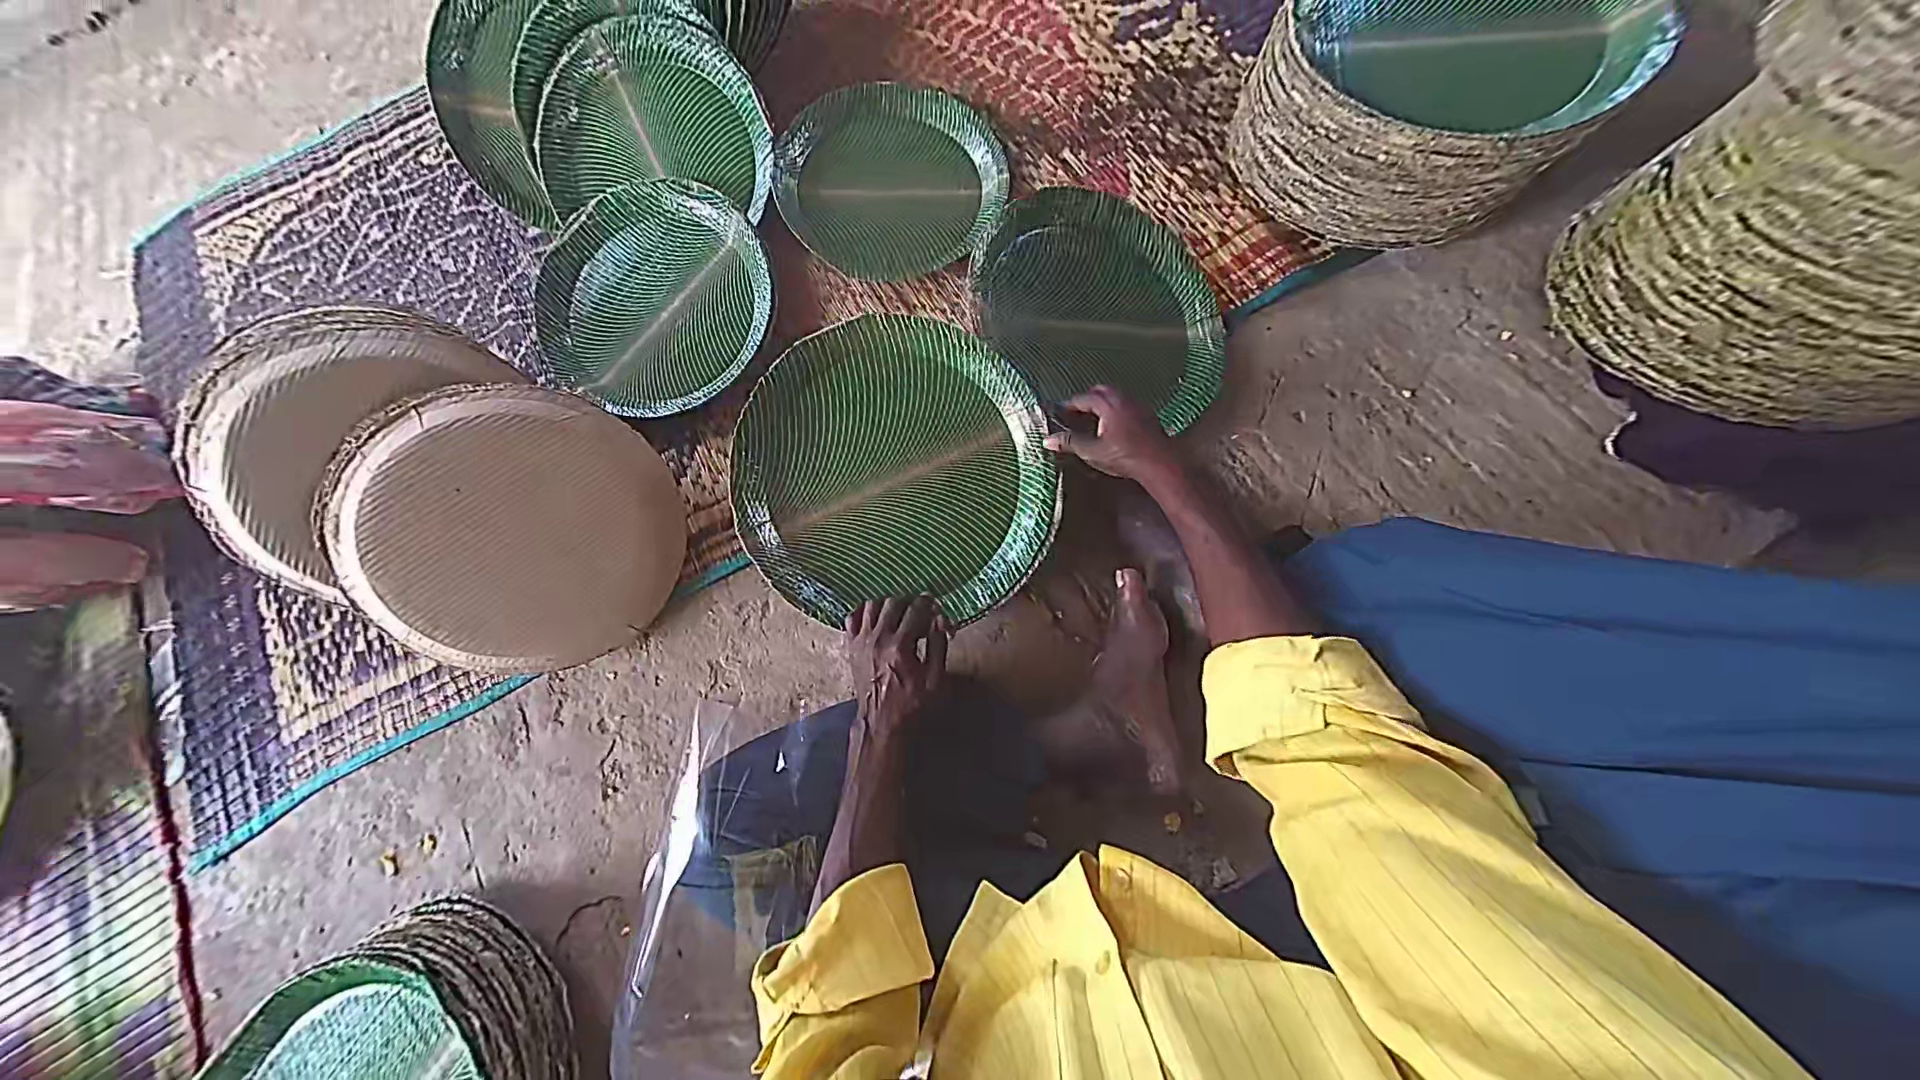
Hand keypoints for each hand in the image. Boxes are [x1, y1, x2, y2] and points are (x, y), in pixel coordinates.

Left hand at [845, 595, 947, 740]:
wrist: (882, 722)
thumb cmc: (912, 703)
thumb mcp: (935, 678)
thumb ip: (938, 645)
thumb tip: (940, 619)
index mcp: (900, 646)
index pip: (916, 610)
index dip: (929, 604)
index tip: (936, 606)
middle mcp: (878, 639)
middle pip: (894, 602)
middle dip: (910, 601)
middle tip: (920, 610)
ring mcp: (861, 641)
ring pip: (872, 605)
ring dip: (889, 604)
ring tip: (900, 613)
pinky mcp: (851, 646)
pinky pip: (853, 617)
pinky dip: (865, 612)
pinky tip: (877, 619)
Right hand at [1043, 385, 1182, 487]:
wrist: (1159, 463)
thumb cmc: (1126, 456)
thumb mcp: (1092, 452)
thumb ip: (1070, 442)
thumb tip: (1049, 440)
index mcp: (1107, 404)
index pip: (1082, 398)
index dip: (1068, 405)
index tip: (1059, 412)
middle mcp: (1123, 399)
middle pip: (1100, 391)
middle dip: (1086, 399)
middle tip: (1075, 411)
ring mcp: (1138, 406)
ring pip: (1116, 396)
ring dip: (1102, 403)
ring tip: (1092, 418)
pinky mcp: (1148, 416)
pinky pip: (1127, 405)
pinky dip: (1116, 410)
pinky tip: (1113, 425)